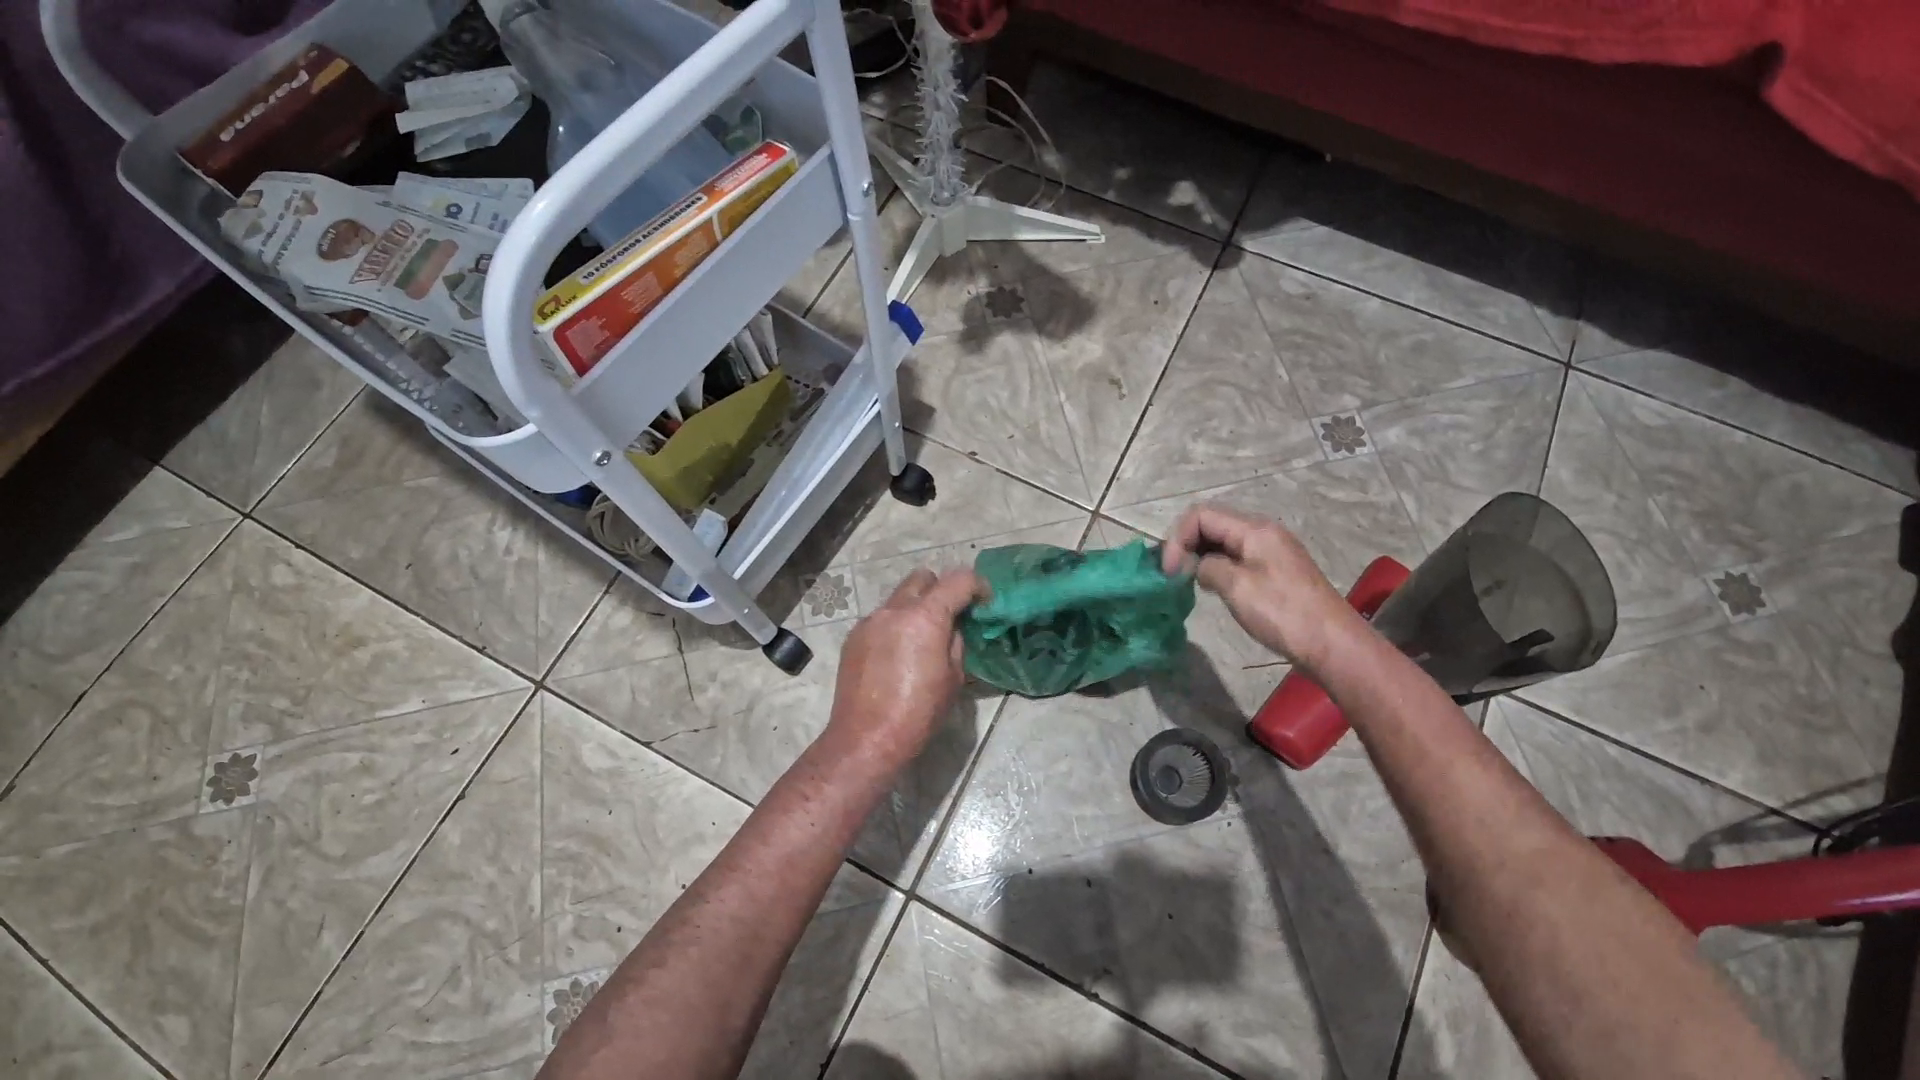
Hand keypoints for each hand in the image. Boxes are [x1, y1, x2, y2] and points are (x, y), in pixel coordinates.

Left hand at [828, 568, 985, 766]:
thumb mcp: (953, 679)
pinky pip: (881, 619)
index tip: (984, 602)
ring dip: (916, 608)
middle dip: (941, 590)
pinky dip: (895, 626)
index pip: (958, 579)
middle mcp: (894, 610)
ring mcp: (869, 622)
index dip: (978, 585)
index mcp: (924, 618)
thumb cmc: (919, 714)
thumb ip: (955, 642)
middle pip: (922, 578)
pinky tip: (897, 657)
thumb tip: (952, 627)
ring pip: (899, 598)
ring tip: (923, 641)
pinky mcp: (853, 638)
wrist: (867, 739)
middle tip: (951, 617)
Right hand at [1159, 504, 1360, 669]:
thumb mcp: (1238, 587)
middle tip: (1173, 576)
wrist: (1331, 643)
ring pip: (1223, 541)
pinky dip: (1217, 566)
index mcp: (1254, 529)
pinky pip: (1236, 557)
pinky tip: (1212, 587)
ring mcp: (1270, 550)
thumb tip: (1196, 566)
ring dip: (1199, 556)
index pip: (1201, 515)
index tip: (1168, 571)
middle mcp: (1262, 532)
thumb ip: (1208, 568)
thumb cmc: (1283, 613)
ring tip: (1187, 582)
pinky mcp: (1274, 570)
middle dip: (1186, 544)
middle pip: (1212, 523)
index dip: (1177, 538)